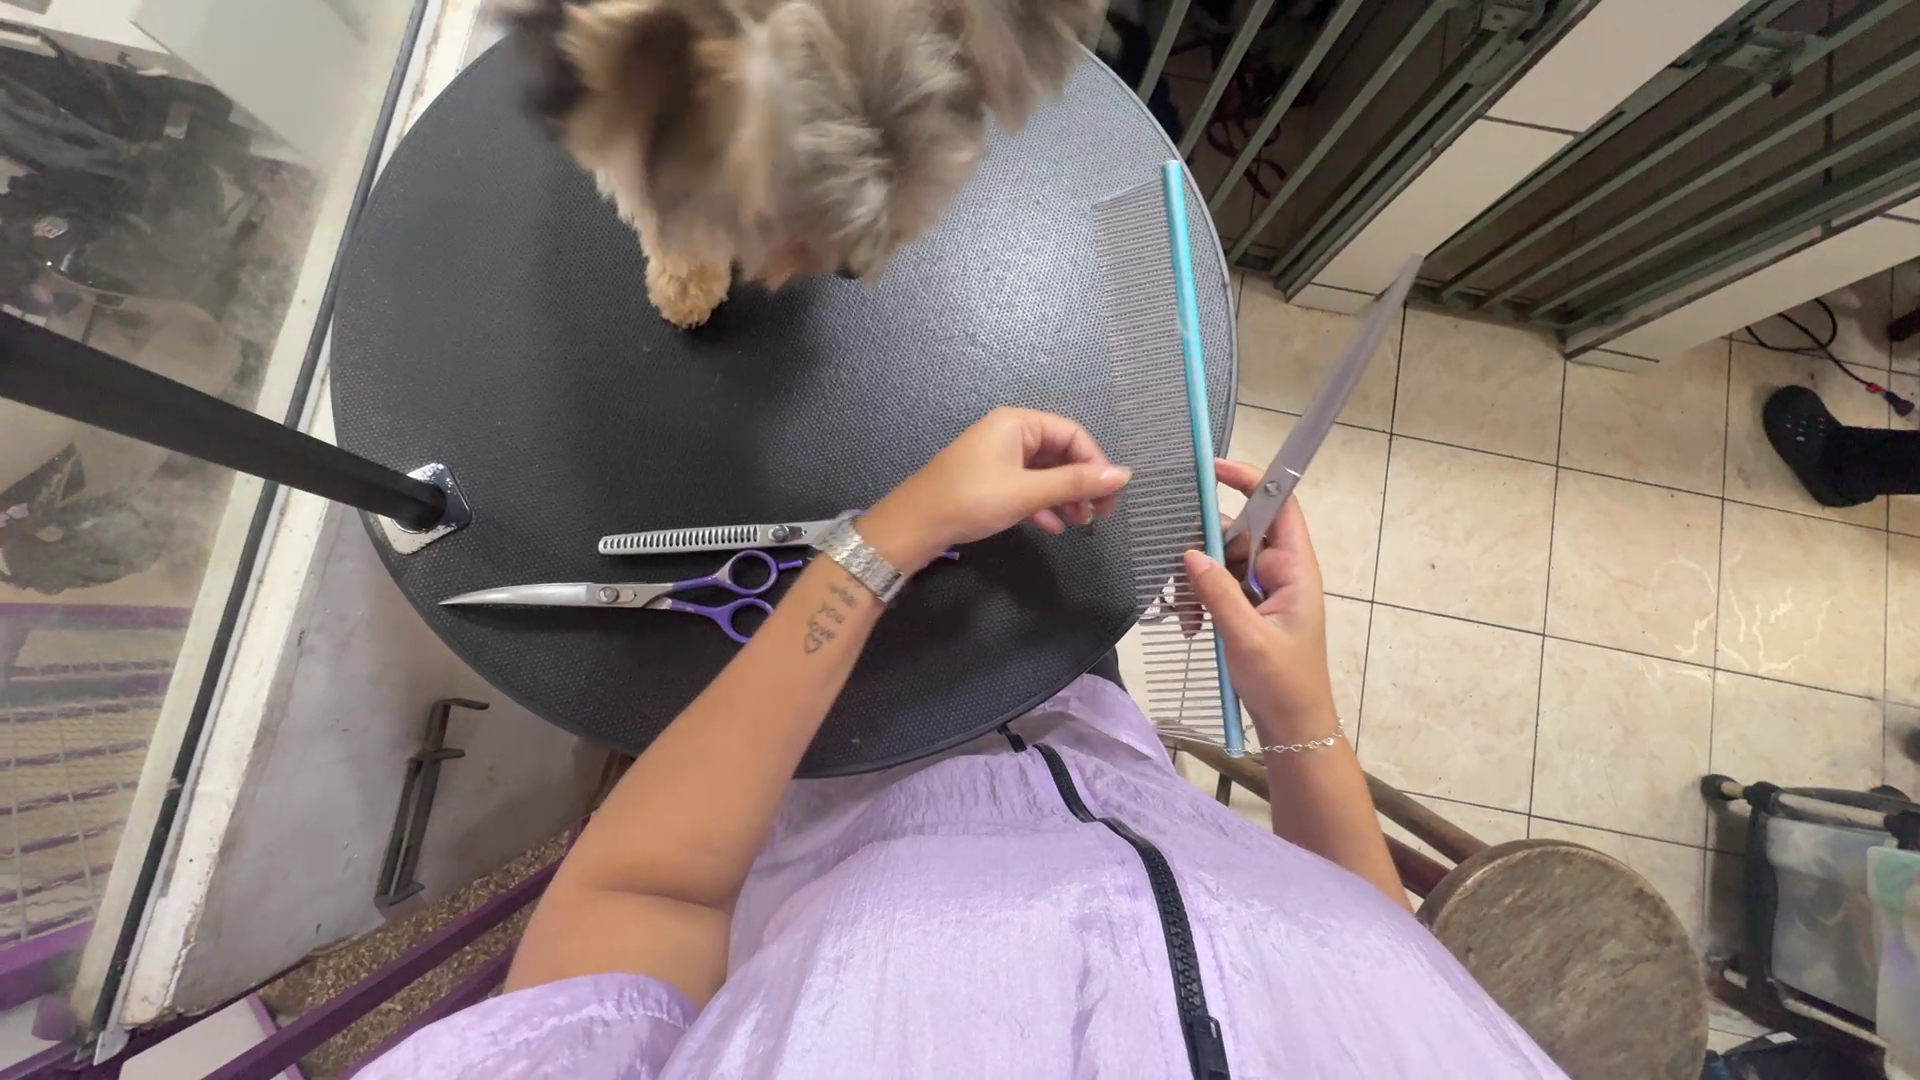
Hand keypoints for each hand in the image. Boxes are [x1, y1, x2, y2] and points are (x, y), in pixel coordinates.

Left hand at [862, 408, 1129, 569]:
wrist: (914, 525)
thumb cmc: (971, 500)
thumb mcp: (1026, 492)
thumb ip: (1075, 483)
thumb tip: (1124, 475)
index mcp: (1017, 423)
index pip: (1072, 434)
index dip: (1096, 463)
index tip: (1109, 496)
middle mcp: (1009, 434)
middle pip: (1060, 453)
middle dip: (1081, 483)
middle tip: (1099, 514)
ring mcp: (998, 458)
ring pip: (1044, 473)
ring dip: (1065, 496)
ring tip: (1080, 523)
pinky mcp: (989, 481)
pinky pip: (1027, 487)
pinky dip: (1043, 505)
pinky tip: (1054, 527)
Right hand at [1180, 459, 1335, 734]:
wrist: (1293, 728)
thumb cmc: (1283, 684)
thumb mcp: (1247, 638)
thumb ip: (1218, 592)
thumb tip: (1189, 553)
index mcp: (1295, 570)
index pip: (1279, 507)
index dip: (1252, 481)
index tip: (1213, 470)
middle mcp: (1281, 572)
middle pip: (1238, 533)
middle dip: (1204, 549)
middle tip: (1179, 577)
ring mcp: (1265, 589)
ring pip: (1221, 560)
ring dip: (1197, 581)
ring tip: (1183, 613)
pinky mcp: (1250, 607)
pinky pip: (1218, 586)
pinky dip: (1199, 599)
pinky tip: (1189, 623)